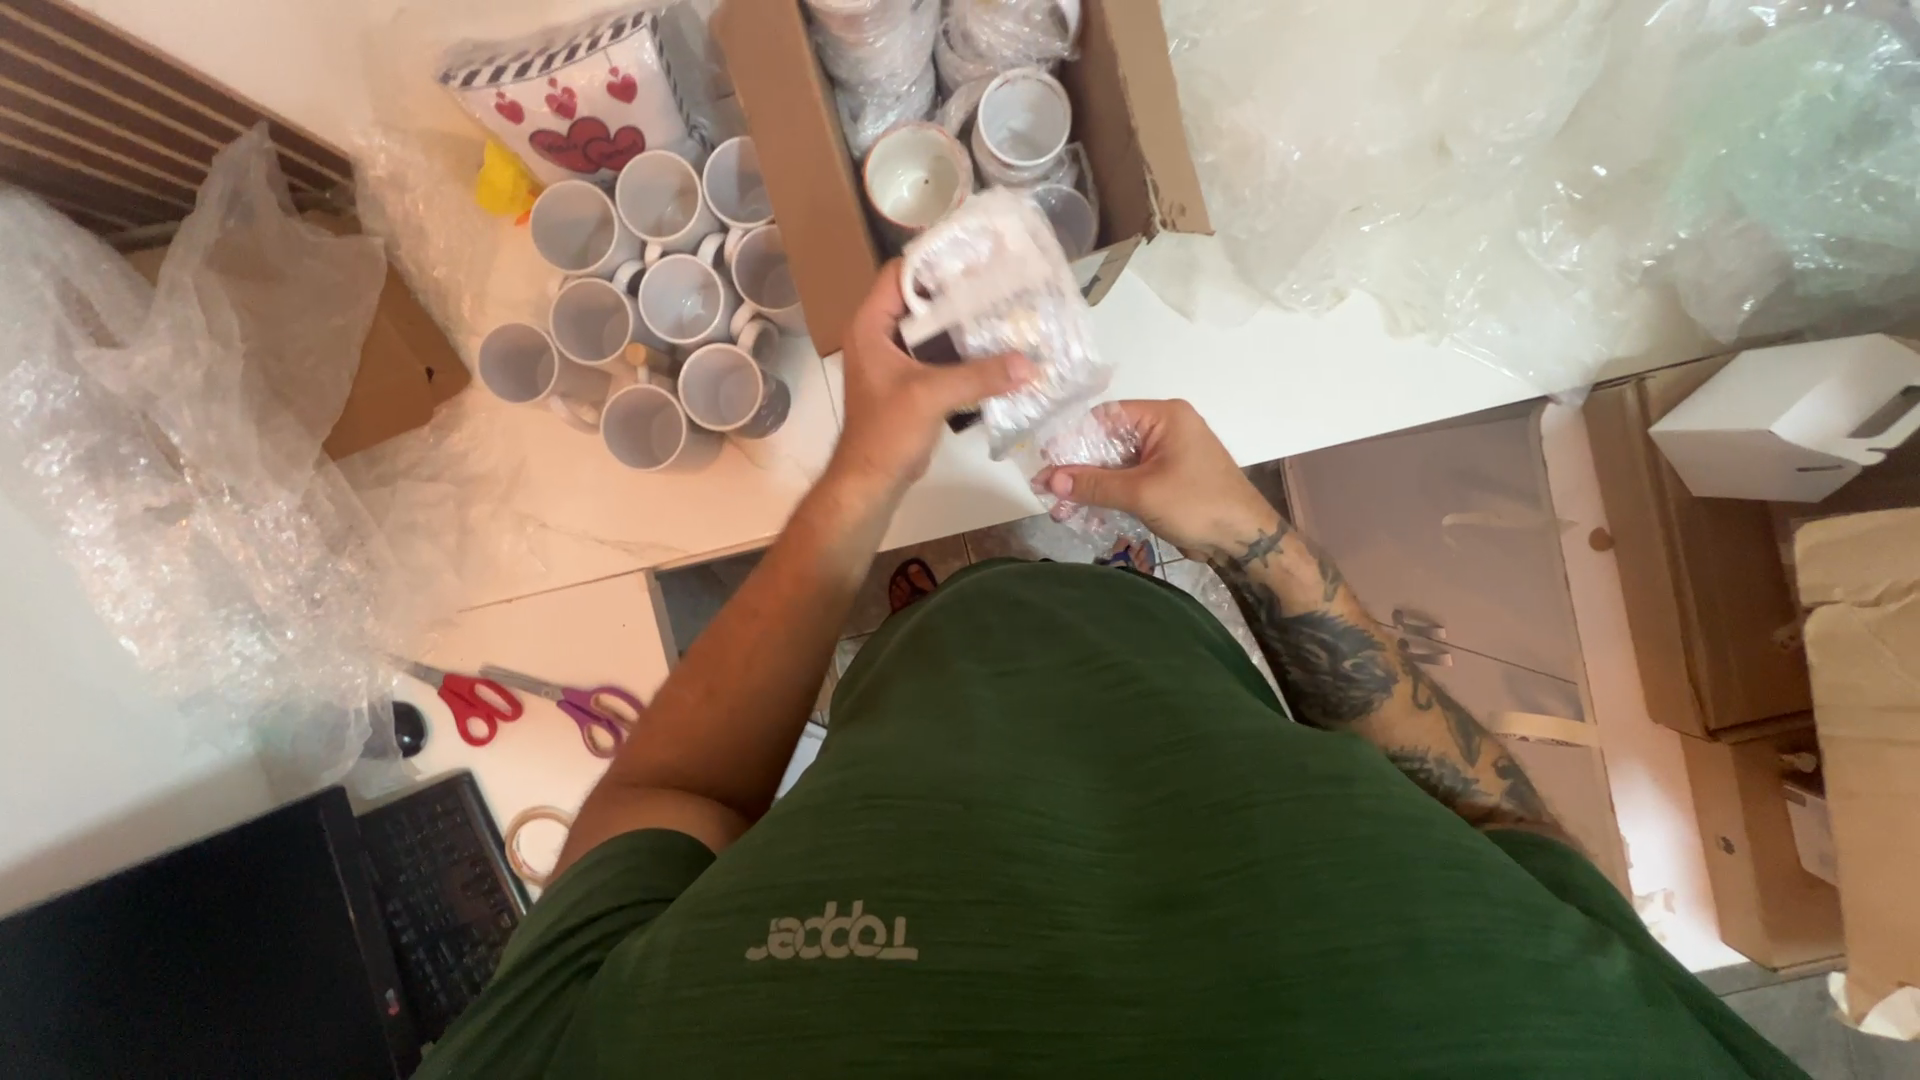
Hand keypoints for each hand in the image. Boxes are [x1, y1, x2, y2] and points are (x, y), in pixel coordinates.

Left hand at [829, 262, 1031, 494]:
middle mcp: (879, 336)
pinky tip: (995, 350)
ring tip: (1004, 310)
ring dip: (964, 325)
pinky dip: (963, 353)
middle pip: (921, 300)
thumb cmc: (887, 432)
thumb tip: (1030, 365)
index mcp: (870, 326)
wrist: (872, 480)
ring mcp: (895, 361)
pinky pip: (939, 357)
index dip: (934, 262)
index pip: (900, 274)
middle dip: (959, 293)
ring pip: (933, 330)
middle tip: (999, 283)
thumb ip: (979, 376)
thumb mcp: (931, 396)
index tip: (975, 258)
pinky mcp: (910, 383)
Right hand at [1034, 400, 1279, 560]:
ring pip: (1116, 464)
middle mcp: (1165, 429)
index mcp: (1164, 417)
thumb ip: (1093, 484)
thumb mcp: (1140, 493)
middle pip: (1108, 441)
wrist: (1244, 539)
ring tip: (1061, 507)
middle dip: (1079, 468)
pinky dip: (1108, 494)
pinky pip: (1129, 480)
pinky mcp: (1166, 479)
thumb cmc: (1197, 505)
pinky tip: (1084, 512)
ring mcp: (1166, 455)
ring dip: (1091, 485)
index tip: (1048, 464)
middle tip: (1048, 489)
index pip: (1105, 417)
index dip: (1074, 439)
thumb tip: (1048, 480)